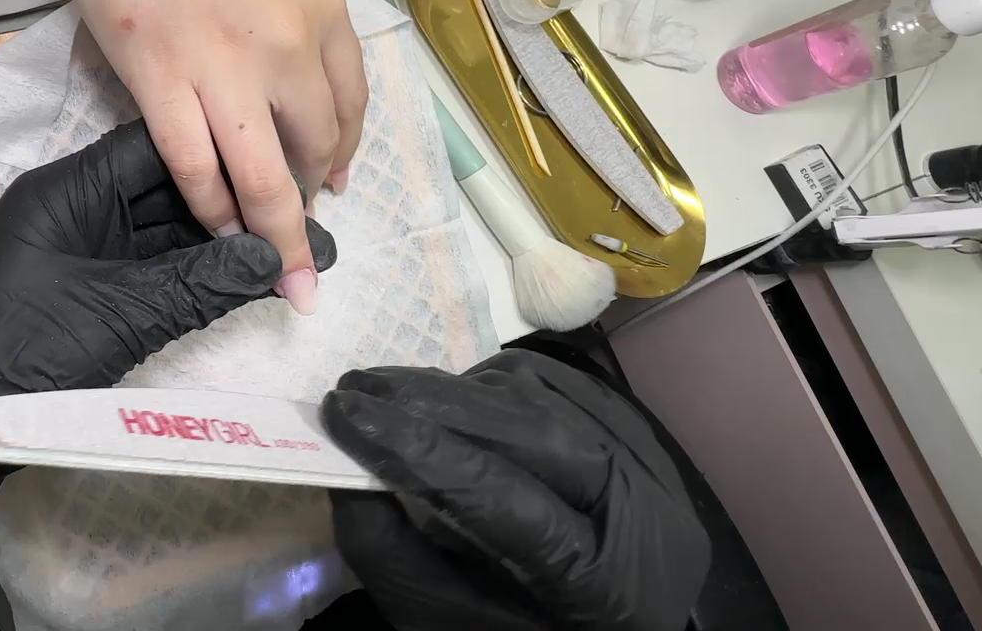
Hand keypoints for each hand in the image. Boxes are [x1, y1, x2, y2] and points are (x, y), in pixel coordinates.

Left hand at [0, 121, 336, 576]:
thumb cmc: (8, 356)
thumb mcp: (111, 317)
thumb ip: (196, 284)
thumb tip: (277, 256)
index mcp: (68, 188)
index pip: (159, 148)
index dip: (224, 157)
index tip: (289, 172)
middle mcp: (77, 209)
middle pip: (168, 194)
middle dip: (234, 213)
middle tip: (309, 231)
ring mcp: (81, 255)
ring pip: (162, 238)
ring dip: (219, 252)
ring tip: (292, 262)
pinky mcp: (84, 297)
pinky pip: (148, 276)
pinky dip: (191, 283)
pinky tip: (242, 287)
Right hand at [35, 0, 365, 317]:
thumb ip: (303, 20)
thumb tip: (300, 87)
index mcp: (323, 9)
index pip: (350, 105)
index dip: (343, 155)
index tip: (332, 185)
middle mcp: (287, 47)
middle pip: (313, 149)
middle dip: (312, 207)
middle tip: (303, 245)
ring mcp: (224, 67)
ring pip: (260, 177)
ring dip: (271, 234)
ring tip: (275, 273)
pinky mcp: (160, 80)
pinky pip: (194, 166)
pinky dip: (208, 206)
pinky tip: (215, 227)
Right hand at [323, 350, 710, 630]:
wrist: (612, 613)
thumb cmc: (519, 623)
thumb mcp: (440, 617)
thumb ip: (384, 548)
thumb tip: (343, 458)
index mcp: (603, 588)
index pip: (501, 500)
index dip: (415, 449)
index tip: (340, 411)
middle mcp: (641, 511)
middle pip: (522, 430)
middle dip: (425, 401)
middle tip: (353, 386)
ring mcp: (640, 452)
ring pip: (528, 394)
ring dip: (447, 387)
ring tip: (388, 394)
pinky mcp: (624, 414)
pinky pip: (539, 376)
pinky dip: (480, 380)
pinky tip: (447, 398)